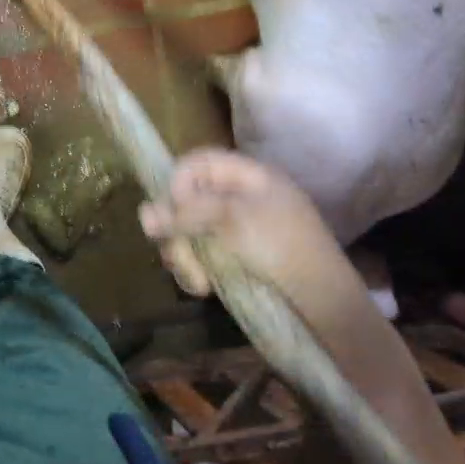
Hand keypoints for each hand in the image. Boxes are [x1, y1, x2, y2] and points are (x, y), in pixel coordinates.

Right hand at [138, 148, 349, 301]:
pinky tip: (204, 288)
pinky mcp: (233, 260)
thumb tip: (143, 214)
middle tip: (179, 257)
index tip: (174, 210)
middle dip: (178, 232)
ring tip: (199, 281)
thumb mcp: (233, 220)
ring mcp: (236, 231)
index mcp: (250, 178)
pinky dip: (195, 272)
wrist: (321, 300)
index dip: (178, 182)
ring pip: (187, 234)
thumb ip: (186, 213)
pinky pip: (199, 257)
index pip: (199, 163)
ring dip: (184, 258)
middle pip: (186, 202)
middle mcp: (240, 200)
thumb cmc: (282, 246)